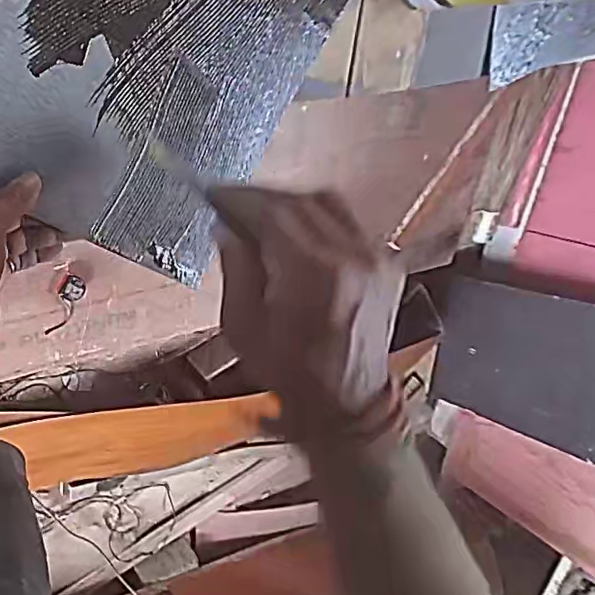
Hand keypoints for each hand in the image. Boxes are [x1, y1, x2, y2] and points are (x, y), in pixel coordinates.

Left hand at [0, 174, 59, 345]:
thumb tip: (29, 181)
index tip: (42, 185)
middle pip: (7, 212)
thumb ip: (9, 201)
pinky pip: (19, 254)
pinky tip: (53, 247)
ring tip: (62, 229)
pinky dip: (36, 251)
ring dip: (39, 232)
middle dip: (34, 211)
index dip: (18, 187)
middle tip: (59, 208)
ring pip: (16, 234)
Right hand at [212, 187, 402, 436]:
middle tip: (226, 203)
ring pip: (325, 203)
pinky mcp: (382, 263)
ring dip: (285, 202)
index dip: (237, 198)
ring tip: (254, 214)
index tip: (212, 194)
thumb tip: (226, 230)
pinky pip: (344, 221)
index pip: (273, 212)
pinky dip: (311, 217)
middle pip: (299, 201)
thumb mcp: (242, 325)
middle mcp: (352, 258)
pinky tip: (288, 231)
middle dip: (258, 197)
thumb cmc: (289, 372)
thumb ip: (237, 269)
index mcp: (313, 275)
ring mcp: (374, 258)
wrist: (344, 400)